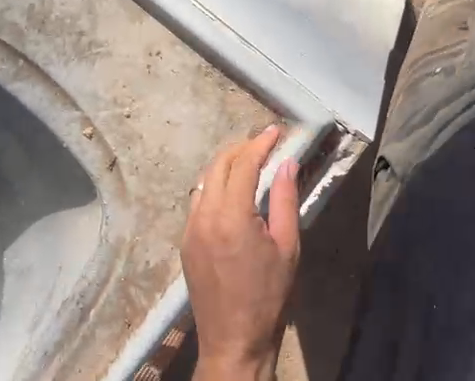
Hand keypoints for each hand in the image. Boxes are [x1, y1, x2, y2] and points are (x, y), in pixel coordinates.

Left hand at [182, 125, 300, 380]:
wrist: (234, 342)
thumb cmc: (269, 296)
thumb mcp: (288, 246)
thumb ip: (286, 199)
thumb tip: (287, 163)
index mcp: (231, 217)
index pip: (243, 164)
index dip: (260, 143)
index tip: (276, 131)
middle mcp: (204, 217)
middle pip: (218, 165)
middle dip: (241, 148)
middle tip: (264, 142)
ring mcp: (190, 230)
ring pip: (204, 181)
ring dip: (226, 164)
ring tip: (250, 161)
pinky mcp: (186, 244)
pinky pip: (198, 201)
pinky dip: (215, 185)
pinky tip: (232, 190)